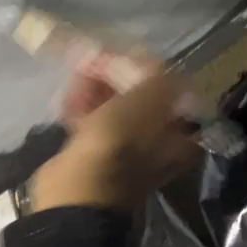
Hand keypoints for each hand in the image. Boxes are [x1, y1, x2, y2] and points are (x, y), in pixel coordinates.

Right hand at [29, 55, 200, 210]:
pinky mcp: (96, 150)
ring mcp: (126, 146)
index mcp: (178, 132)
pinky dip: (81, 107)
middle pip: (137, 94)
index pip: (166, 86)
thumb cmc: (114, 148)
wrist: (76, 192)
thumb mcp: (141, 105)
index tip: (117, 54)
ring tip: (75, 82)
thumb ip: (154, 76)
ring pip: (112, 105)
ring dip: (93, 88)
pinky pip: (92, 119)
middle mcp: (158, 139)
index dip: (142, 66)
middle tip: (89, 63)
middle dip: (112, 75)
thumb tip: (150, 55)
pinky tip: (68, 100)